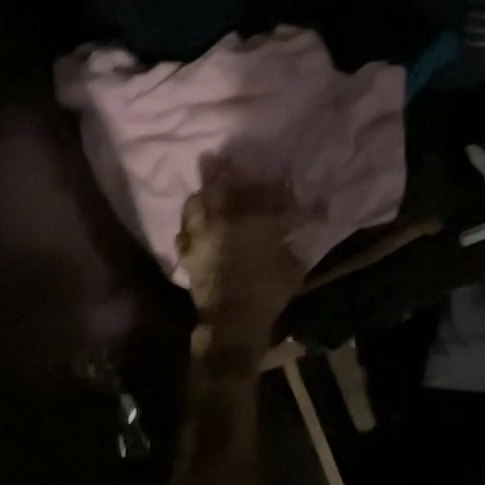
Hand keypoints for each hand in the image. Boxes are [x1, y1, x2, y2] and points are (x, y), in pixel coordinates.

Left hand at [176, 157, 304, 343]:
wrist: (231, 323)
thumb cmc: (267, 294)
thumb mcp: (293, 269)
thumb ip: (295, 246)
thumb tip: (299, 233)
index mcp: (251, 221)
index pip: (268, 198)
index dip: (280, 192)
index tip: (287, 186)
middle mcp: (221, 222)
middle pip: (220, 187)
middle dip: (225, 172)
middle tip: (227, 160)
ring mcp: (199, 237)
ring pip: (196, 204)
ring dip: (204, 193)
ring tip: (209, 189)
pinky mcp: (187, 255)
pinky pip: (184, 232)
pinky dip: (191, 224)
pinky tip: (196, 224)